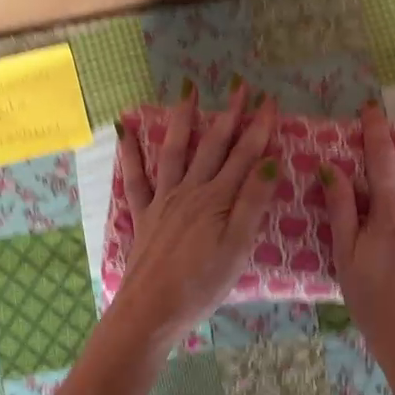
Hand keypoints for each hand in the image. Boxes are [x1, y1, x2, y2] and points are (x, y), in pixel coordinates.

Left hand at [109, 80, 277, 346]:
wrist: (151, 309)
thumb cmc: (201, 285)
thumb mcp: (238, 247)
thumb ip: (253, 202)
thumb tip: (270, 159)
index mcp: (218, 200)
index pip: (245, 156)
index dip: (259, 127)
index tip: (270, 101)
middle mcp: (190, 191)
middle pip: (213, 146)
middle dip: (230, 114)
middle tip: (241, 85)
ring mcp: (164, 200)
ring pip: (175, 151)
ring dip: (184, 119)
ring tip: (188, 90)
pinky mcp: (145, 215)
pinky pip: (136, 177)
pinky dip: (130, 151)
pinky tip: (123, 130)